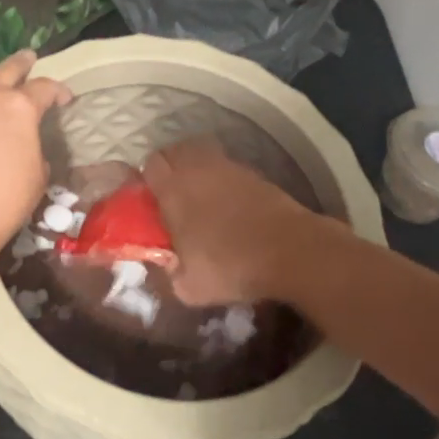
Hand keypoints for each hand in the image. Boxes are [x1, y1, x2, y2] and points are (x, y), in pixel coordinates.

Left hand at [0, 51, 70, 260]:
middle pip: (6, 71)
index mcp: (18, 107)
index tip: (66, 98)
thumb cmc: (6, 200)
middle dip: (21, 64)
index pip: (44, 88)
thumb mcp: (37, 176)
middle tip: (29, 57)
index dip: (58, 91)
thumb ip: (35, 151)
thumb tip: (26, 148)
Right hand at [142, 137, 345, 305]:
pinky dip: (223, 179)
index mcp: (174, 190)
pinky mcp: (255, 175)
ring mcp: (230, 168)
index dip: (146, 179)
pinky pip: (228, 168)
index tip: (150, 201)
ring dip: (197, 169)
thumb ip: (165, 273)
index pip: (150, 164)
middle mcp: (198, 169)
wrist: (292, 252)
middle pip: (175, 150)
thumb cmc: (231, 266)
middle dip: (169, 168)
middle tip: (172, 196)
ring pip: (203, 155)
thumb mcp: (188, 287)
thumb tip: (161, 266)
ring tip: (201, 198)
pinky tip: (229, 204)